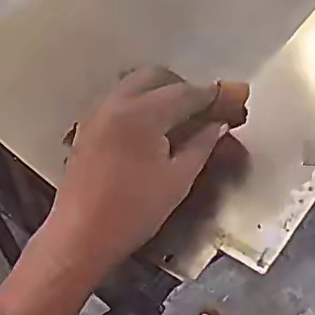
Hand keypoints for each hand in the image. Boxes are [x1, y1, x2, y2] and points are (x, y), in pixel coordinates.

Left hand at [0, 69, 236, 314]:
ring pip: (132, 86)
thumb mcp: (178, 180)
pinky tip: (148, 130)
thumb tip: (217, 124)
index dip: (212, 95)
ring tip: (178, 119)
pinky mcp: (85, 130)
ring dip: (158, 93)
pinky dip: (136, 105)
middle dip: (183, 88)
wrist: (80, 237)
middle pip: (155, 78)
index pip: (185, 93)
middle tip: (205, 110)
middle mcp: (115, 104)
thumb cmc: (133, 212)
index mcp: (141, 113)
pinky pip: (115, 102)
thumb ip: (201, 145)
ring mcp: (95, 115)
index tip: (234, 98)